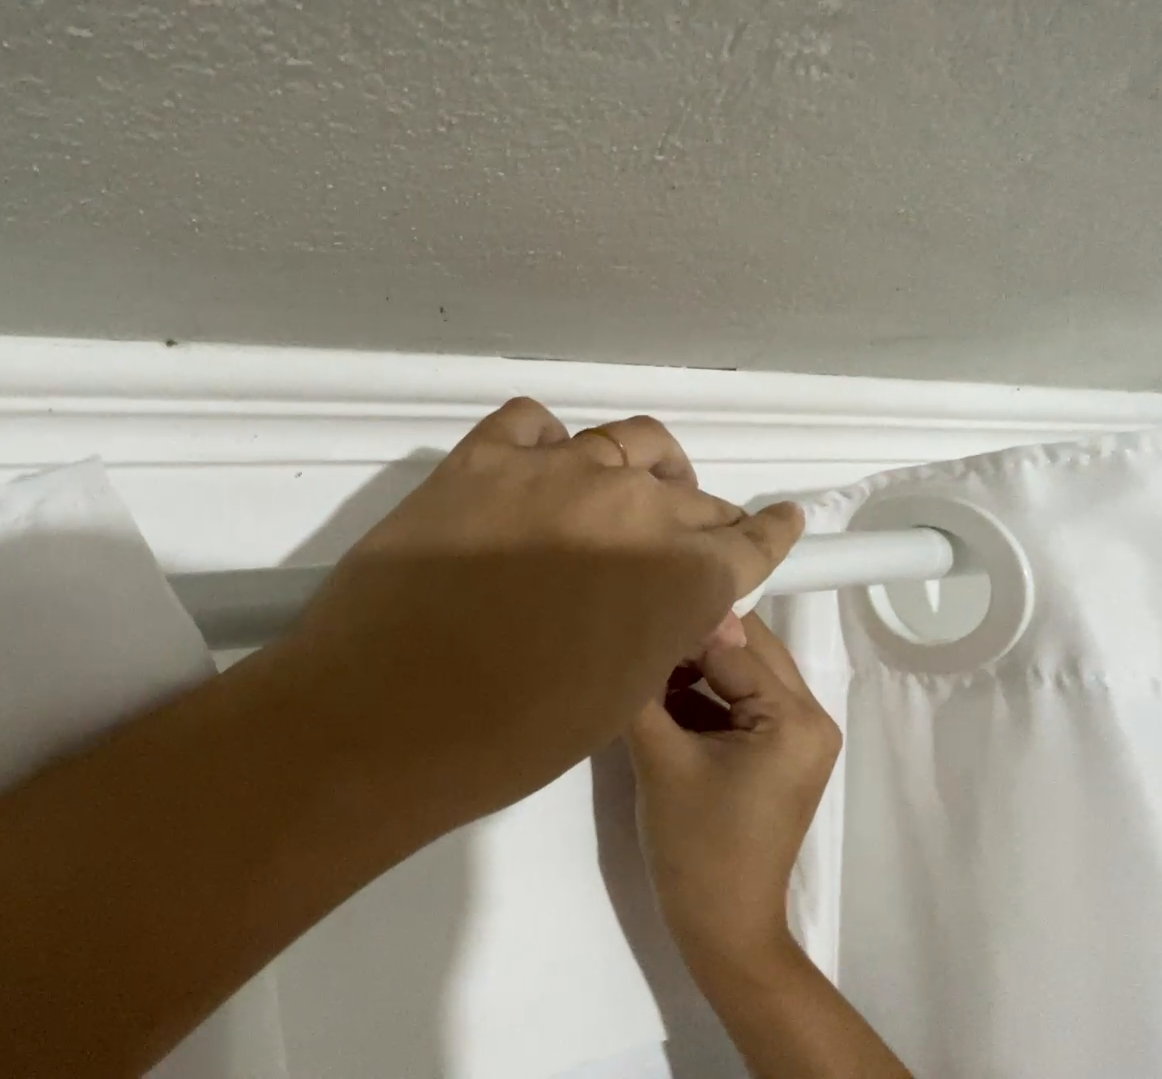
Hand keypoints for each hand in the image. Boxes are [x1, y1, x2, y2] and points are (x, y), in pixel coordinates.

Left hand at [264, 397, 803, 824]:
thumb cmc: (507, 737)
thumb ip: (656, 627)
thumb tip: (659, 598)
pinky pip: (531, 424)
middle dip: (697, 517)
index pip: (748, 542)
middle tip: (677, 537)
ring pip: (625, 441)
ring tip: (623, 491)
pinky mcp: (479, 459)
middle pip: (689, 496)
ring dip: (639, 467)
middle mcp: (632, 506)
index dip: (765, 536)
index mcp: (681, 576)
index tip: (776, 525)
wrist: (385, 715)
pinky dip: (546, 444)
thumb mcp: (615, 697)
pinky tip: (537, 472)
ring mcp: (552, 471)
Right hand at [627, 614, 840, 984]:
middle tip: (636, 629)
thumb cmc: (693, 843)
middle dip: (692, 638)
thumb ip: (649, 686)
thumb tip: (633, 627)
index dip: (680, 627)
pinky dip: (700, 694)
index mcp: (794, 718)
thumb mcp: (660, 756)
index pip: (732, 646)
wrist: (720, 925)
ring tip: (640, 661)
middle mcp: (810, 717)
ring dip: (693, 665)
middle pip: (748, 649)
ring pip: (742, 672)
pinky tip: (656, 693)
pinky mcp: (778, 752)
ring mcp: (797, 736)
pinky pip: (739, 701)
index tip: (632, 610)